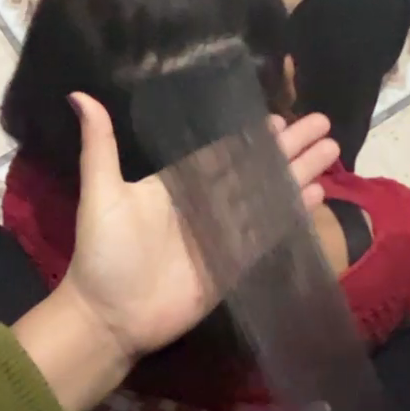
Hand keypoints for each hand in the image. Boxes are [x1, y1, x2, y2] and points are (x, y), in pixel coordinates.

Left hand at [64, 92, 335, 356]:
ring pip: (267, 196)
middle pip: (255, 170)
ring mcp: (221, 235)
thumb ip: (99, 144)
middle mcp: (203, 206)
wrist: (109, 316)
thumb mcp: (101, 191)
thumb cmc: (102, 252)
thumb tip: (78, 94)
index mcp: (176, 185)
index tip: (281, 118)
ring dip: (297, 175)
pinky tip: (315, 195)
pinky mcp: (233, 264)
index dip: (253, 138)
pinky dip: (290, 213)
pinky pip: (267, 233)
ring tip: (331, 152)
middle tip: (323, 124)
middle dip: (288, 149)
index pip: (223, 154)